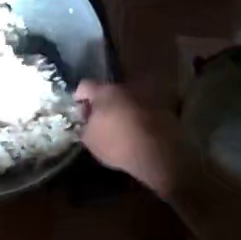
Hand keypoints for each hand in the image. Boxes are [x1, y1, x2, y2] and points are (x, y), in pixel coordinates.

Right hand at [75, 80, 185, 198]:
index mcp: (104, 92)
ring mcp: (145, 97)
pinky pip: (142, 110)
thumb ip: (84, 127)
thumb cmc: (118, 143)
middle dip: (101, 105)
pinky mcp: (162, 108)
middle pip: (108, 92)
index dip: (78, 98)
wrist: (159, 153)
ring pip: (126, 100)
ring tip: (118, 128)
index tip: (79, 111)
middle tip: (97, 121)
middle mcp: (125, 88)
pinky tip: (135, 133)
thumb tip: (86, 123)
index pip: (84, 86)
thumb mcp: (90, 140)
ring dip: (121, 110)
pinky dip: (137, 118)